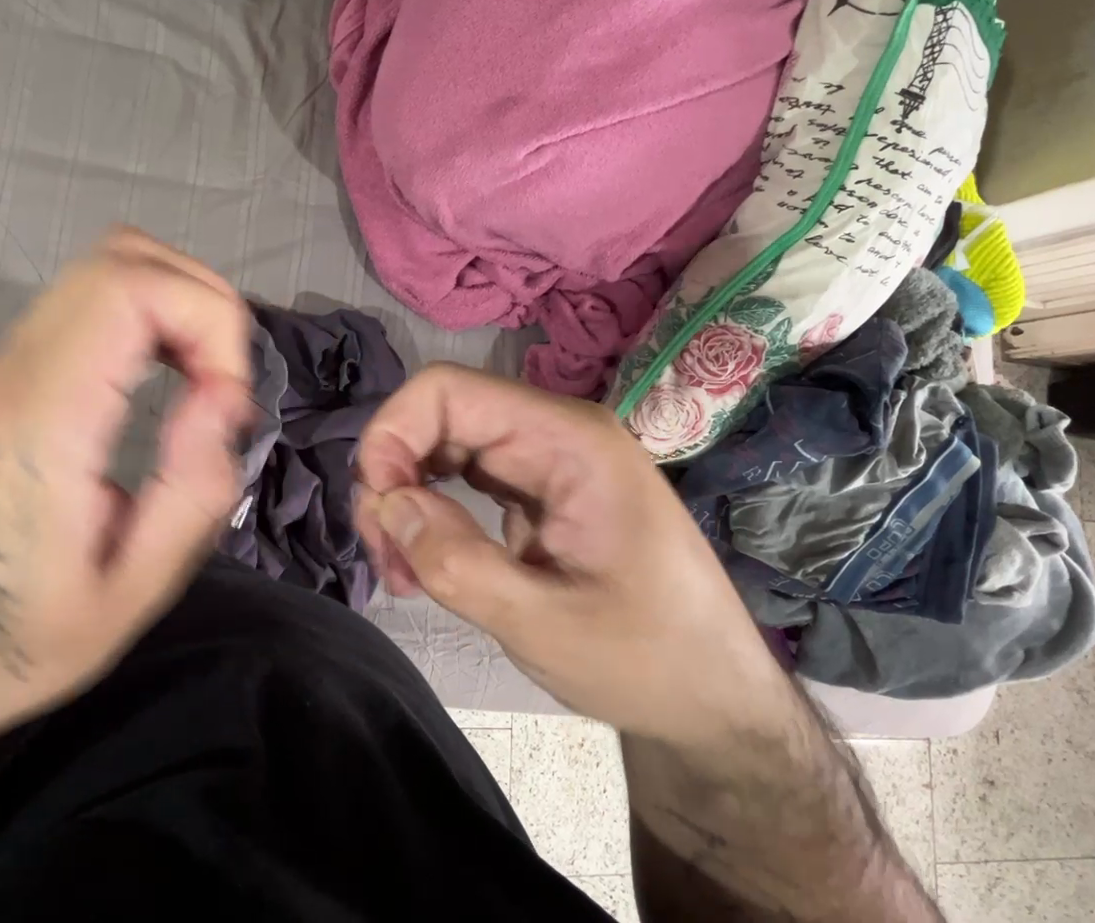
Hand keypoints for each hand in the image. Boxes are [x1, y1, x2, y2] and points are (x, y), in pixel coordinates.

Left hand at [0, 229, 252, 776]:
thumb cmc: (26, 638)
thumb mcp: (132, 594)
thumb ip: (191, 491)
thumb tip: (224, 398)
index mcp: (42, 423)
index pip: (127, 289)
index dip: (205, 317)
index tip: (229, 400)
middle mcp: (13, 372)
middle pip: (117, 257)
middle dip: (199, 300)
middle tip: (224, 383)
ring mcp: (1, 366)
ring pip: (101, 266)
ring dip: (174, 302)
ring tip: (202, 380)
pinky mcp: (6, 374)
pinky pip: (85, 301)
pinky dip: (145, 313)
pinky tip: (165, 376)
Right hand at [352, 364, 796, 747]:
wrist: (715, 703)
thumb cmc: (649, 662)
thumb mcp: (545, 625)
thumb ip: (457, 563)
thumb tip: (385, 506)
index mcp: (569, 441)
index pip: (448, 391)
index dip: (393, 435)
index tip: (379, 511)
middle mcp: (553, 436)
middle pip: (438, 420)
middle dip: (393, 480)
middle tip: (386, 560)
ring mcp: (545, 465)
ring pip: (441, 452)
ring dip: (406, 505)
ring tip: (403, 575)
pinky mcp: (535, 496)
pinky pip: (459, 485)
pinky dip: (429, 521)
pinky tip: (424, 569)